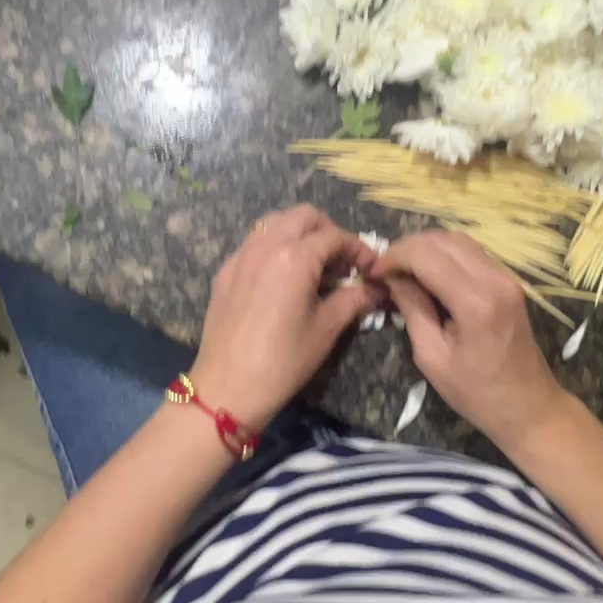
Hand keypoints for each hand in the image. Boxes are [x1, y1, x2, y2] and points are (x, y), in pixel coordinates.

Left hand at [189, 205, 382, 429]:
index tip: (370, 268)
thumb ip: (354, 299)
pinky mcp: (225, 270)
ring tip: (313, 263)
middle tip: (342, 260)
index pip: (335, 237)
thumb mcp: (327, 328)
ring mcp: (241, 255)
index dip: (359, 249)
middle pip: (304, 216)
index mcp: (295, 257)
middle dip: (328, 231)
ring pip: (275, 222)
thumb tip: (376, 288)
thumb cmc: (283, 360)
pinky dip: (274, 246)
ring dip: (299, 233)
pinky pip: (254, 242)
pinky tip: (282, 276)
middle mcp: (266, 245)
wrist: (228, 386)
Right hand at [372, 231, 568, 444]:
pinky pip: (472, 253)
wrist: (529, 406)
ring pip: (458, 240)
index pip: (426, 256)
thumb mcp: (431, 357)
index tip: (375, 273)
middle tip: (385, 270)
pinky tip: (429, 273)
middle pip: (442, 241)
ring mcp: (506, 277)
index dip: (395, 257)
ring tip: (403, 270)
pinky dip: (445, 254)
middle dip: (407, 249)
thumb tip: (391, 278)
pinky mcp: (509, 281)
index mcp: (475, 302)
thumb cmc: (477, 393)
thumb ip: (412, 309)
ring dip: (426, 248)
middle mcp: (495, 279)